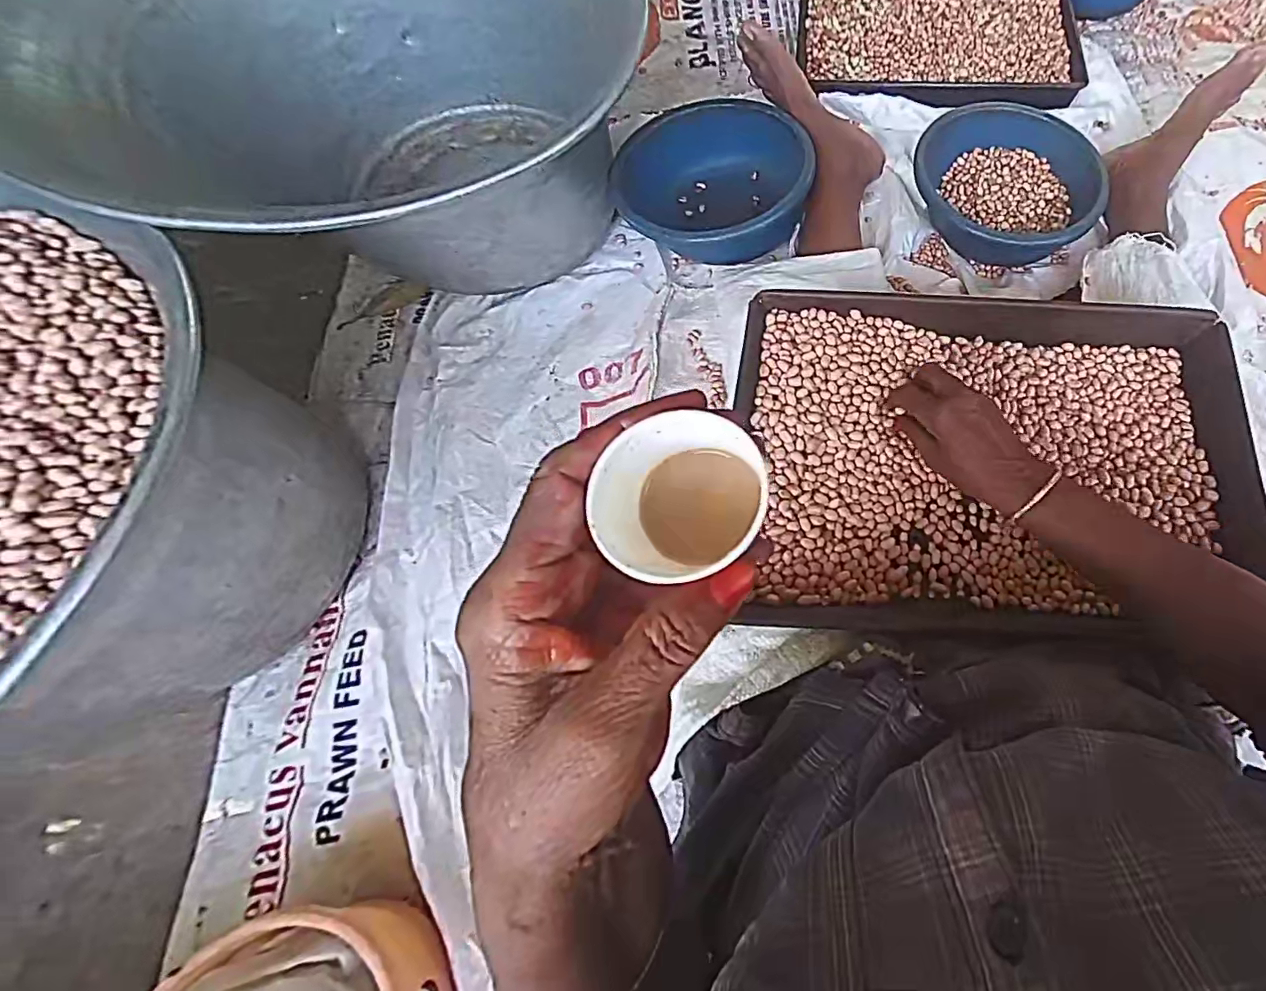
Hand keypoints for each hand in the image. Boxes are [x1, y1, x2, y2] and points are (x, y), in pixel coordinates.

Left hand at [457, 390, 762, 905]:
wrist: (555, 854)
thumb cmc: (540, 798)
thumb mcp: (601, 718)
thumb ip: (670, 639)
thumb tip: (738, 567)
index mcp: (515, 597)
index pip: (563, 487)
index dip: (618, 436)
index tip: (680, 411)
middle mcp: (554, 586)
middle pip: (613, 496)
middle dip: (670, 459)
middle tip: (731, 437)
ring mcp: (597, 604)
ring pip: (650, 530)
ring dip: (699, 504)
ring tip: (749, 480)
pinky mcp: (632, 624)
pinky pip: (677, 572)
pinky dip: (714, 555)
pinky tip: (751, 544)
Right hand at [885, 362, 1053, 514]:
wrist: (1012, 476)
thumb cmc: (974, 475)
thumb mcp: (935, 459)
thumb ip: (914, 434)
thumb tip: (900, 420)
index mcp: (940, 413)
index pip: (908, 393)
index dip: (894, 398)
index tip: (890, 405)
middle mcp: (958, 398)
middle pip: (928, 371)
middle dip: (913, 381)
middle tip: (907, 399)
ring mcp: (974, 396)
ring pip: (946, 378)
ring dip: (932, 387)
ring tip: (926, 410)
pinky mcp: (986, 401)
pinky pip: (960, 389)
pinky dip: (948, 395)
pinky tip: (947, 416)